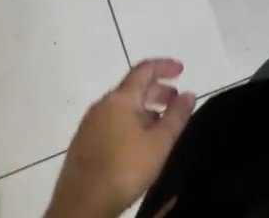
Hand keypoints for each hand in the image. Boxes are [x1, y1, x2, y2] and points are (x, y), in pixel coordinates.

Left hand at [46, 58, 196, 217]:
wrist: (80, 207)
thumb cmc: (124, 170)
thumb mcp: (160, 143)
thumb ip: (176, 116)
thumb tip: (188, 94)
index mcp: (120, 99)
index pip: (144, 69)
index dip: (165, 66)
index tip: (182, 70)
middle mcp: (102, 106)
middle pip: (133, 88)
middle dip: (158, 91)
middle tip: (175, 102)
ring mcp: (89, 126)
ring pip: (122, 107)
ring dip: (144, 109)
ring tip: (160, 126)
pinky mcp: (82, 145)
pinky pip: (111, 122)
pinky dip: (129, 123)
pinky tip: (138, 144)